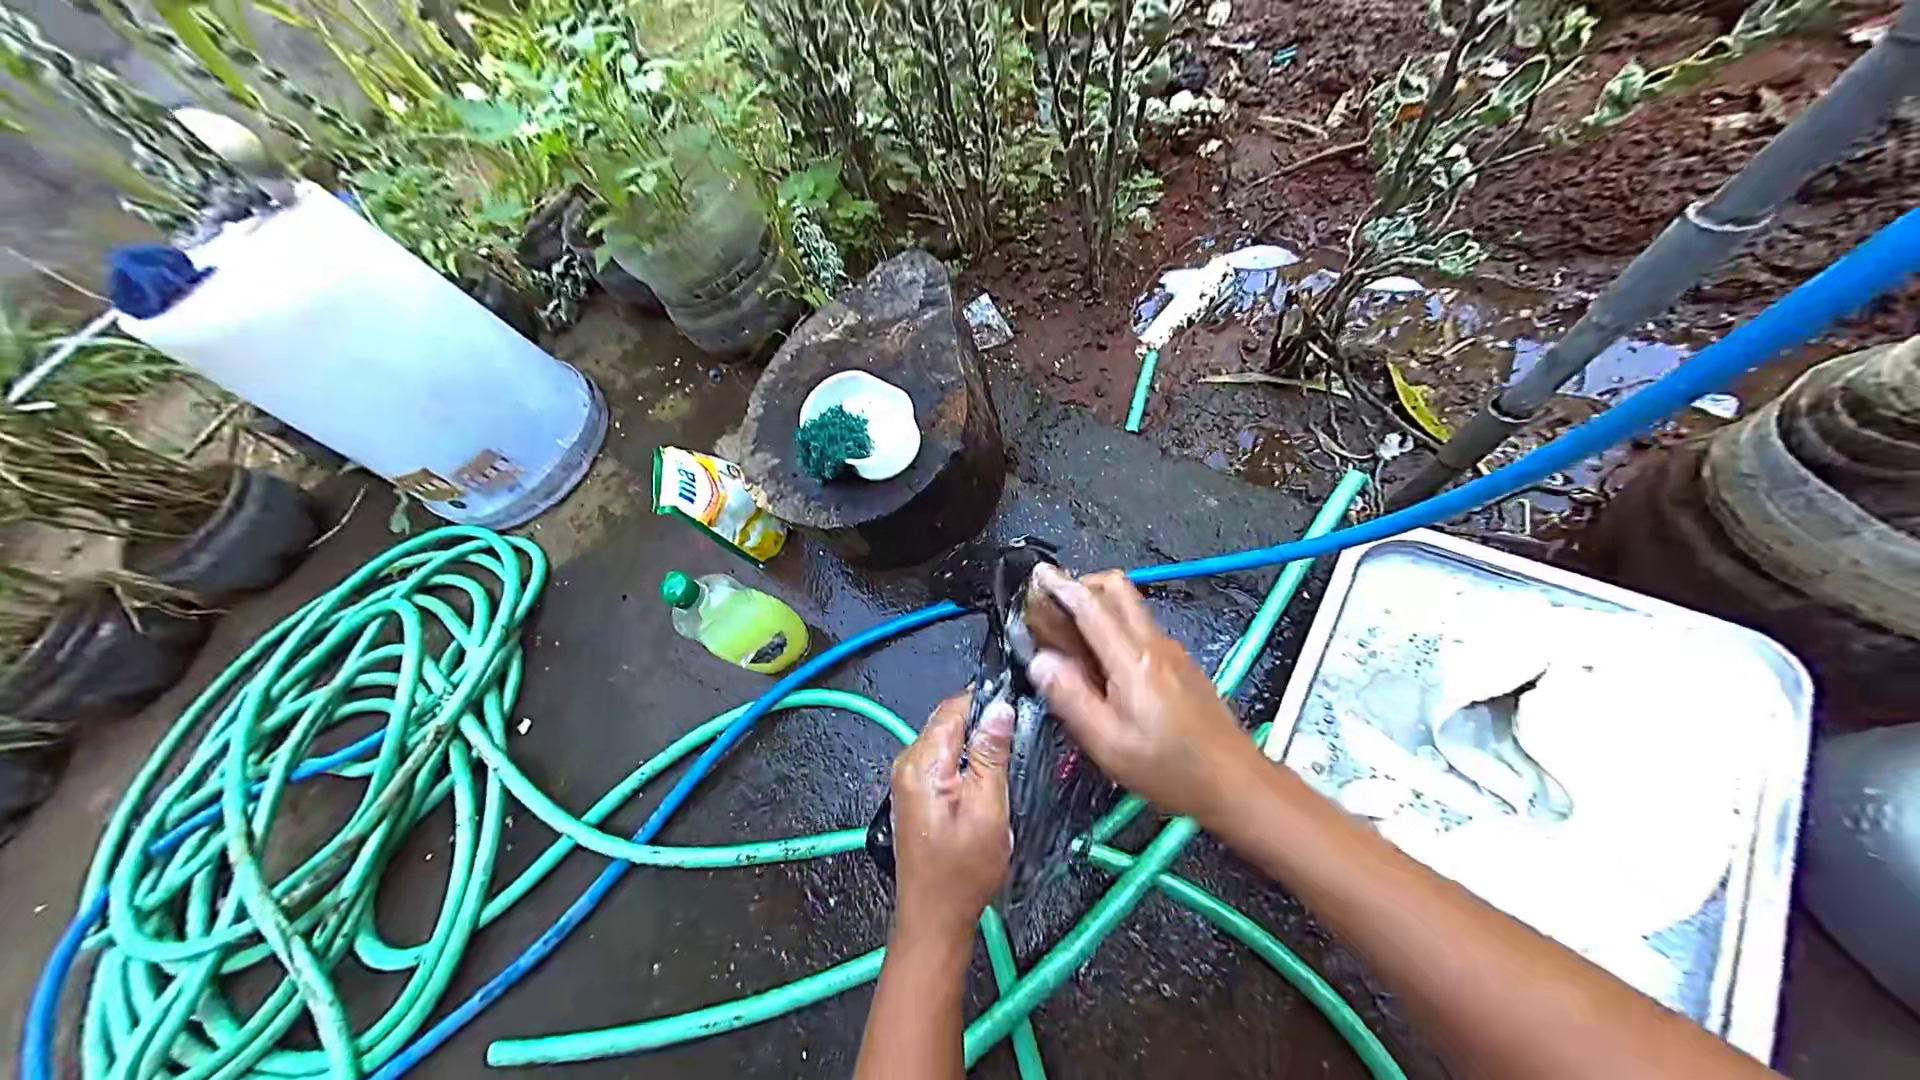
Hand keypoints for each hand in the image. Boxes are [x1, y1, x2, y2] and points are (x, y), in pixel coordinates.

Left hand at [889, 692, 1014, 941]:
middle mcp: (908, 762)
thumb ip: (993, 755)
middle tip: (1017, 731)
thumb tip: (1001, 708)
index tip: (1017, 703)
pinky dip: (965, 756)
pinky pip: (942, 756)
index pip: (955, 707)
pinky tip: (986, 774)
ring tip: (1006, 753)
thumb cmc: (962, 871)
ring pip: (947, 736)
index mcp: (923, 762)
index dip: (987, 700)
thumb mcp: (988, 810)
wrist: (934, 918)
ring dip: (976, 739)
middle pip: (948, 719)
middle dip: (982, 719)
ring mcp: (907, 776)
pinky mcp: (914, 790)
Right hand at [1027, 564, 1256, 822]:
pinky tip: (1104, 659)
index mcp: (1133, 660)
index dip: (1061, 585)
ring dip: (1099, 603)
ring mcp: (1172, 650)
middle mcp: (1155, 644)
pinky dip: (1116, 624)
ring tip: (1072, 632)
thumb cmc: (1169, 768)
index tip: (1040, 573)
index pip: (1091, 606)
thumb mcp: (1107, 742)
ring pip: (1131, 605)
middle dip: (1083, 583)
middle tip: (1056, 603)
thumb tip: (1041, 662)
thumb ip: (1070, 697)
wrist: (1233, 781)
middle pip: (1118, 587)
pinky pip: (1142, 626)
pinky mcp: (1181, 662)